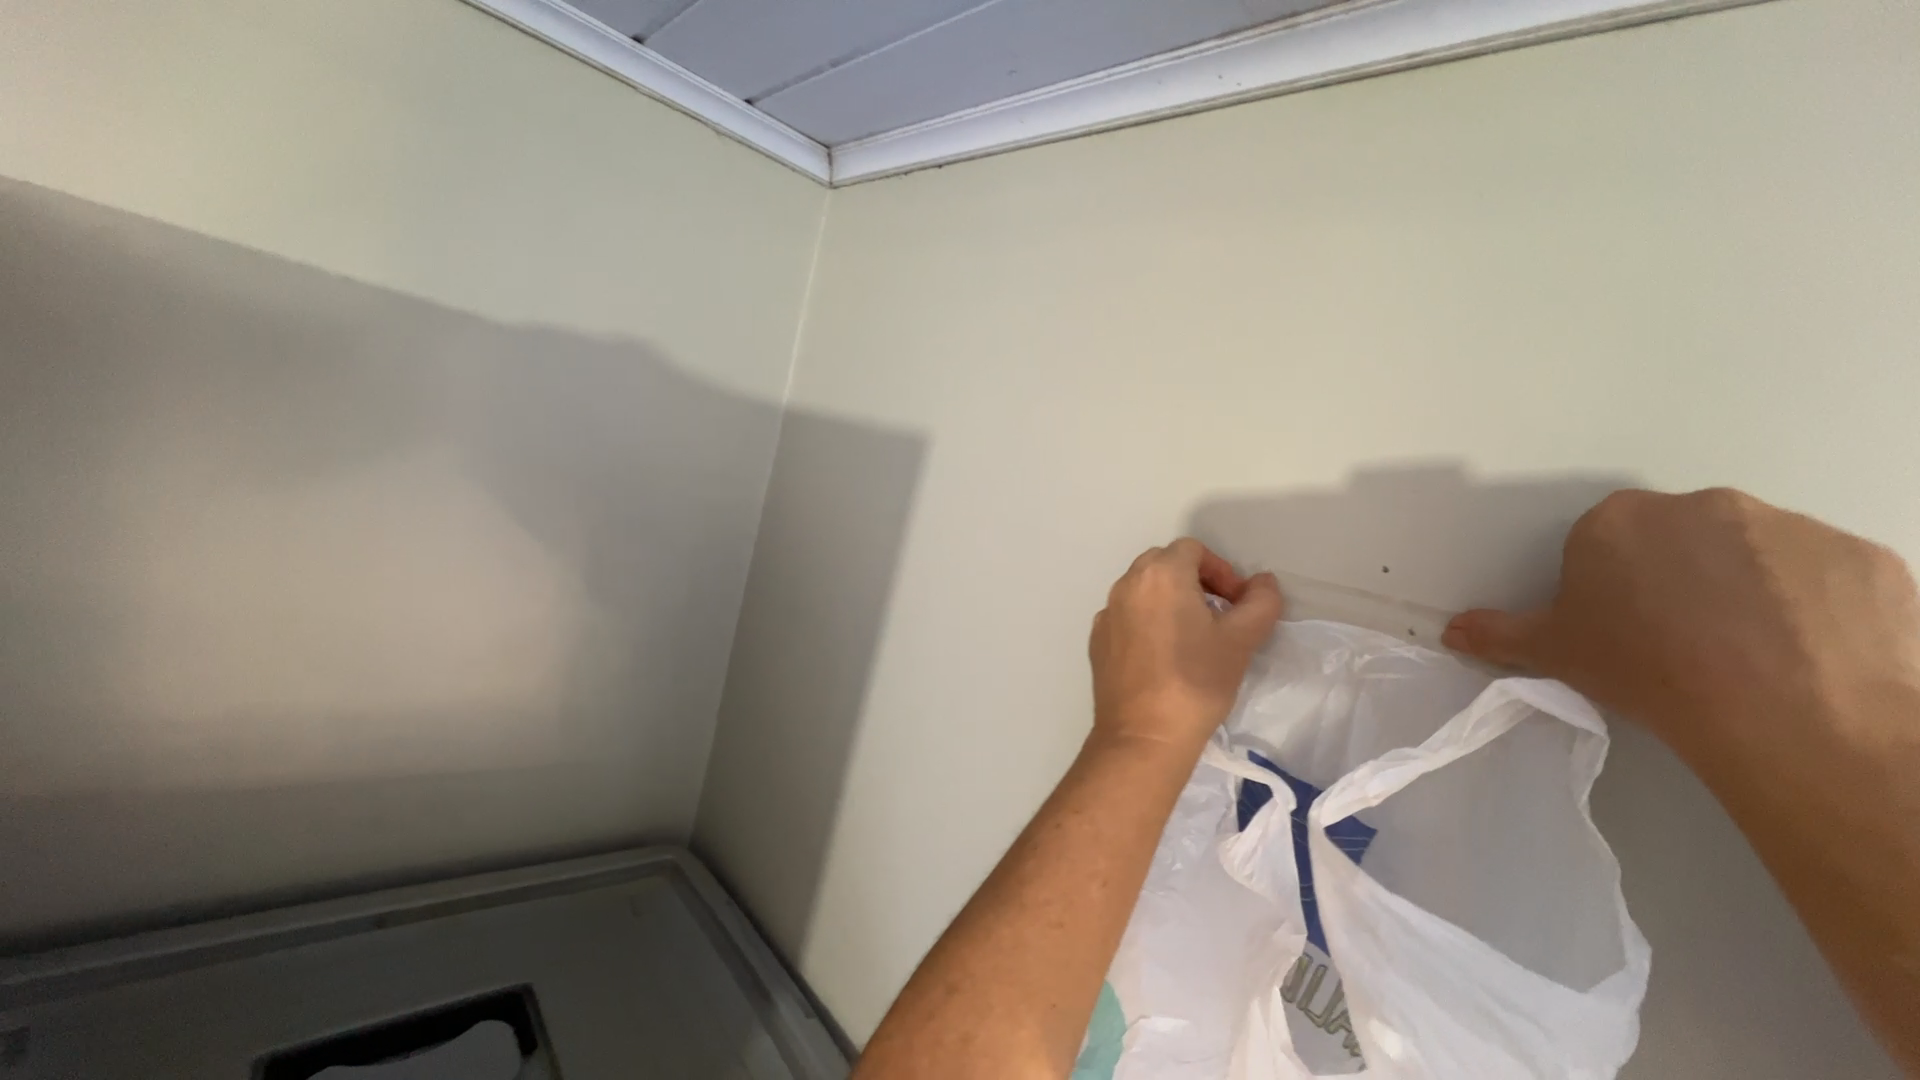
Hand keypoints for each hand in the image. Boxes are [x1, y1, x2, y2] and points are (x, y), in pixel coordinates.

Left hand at [1089, 538, 1284, 753]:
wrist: (1143, 735)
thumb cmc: (1196, 681)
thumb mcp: (1241, 640)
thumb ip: (1259, 602)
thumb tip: (1262, 583)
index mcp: (1160, 575)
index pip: (1192, 550)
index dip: (1221, 570)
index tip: (1236, 603)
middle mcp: (1126, 585)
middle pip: (1164, 564)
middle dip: (1194, 580)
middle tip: (1218, 614)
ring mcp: (1106, 613)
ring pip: (1142, 590)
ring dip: (1169, 600)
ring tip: (1193, 636)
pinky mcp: (1097, 641)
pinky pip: (1126, 616)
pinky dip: (1146, 621)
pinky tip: (1163, 656)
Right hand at [1442, 488, 1919, 755]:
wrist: (1786, 713)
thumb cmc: (1646, 669)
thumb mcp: (1556, 653)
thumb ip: (1498, 633)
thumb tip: (1452, 630)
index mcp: (1619, 520)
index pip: (1605, 541)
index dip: (1609, 584)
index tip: (1620, 626)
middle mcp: (1702, 504)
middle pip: (1680, 537)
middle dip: (1679, 576)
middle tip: (1680, 639)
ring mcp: (1791, 526)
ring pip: (1756, 553)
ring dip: (1748, 588)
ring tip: (1749, 651)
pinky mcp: (1863, 556)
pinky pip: (1827, 576)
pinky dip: (1815, 607)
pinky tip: (1806, 653)